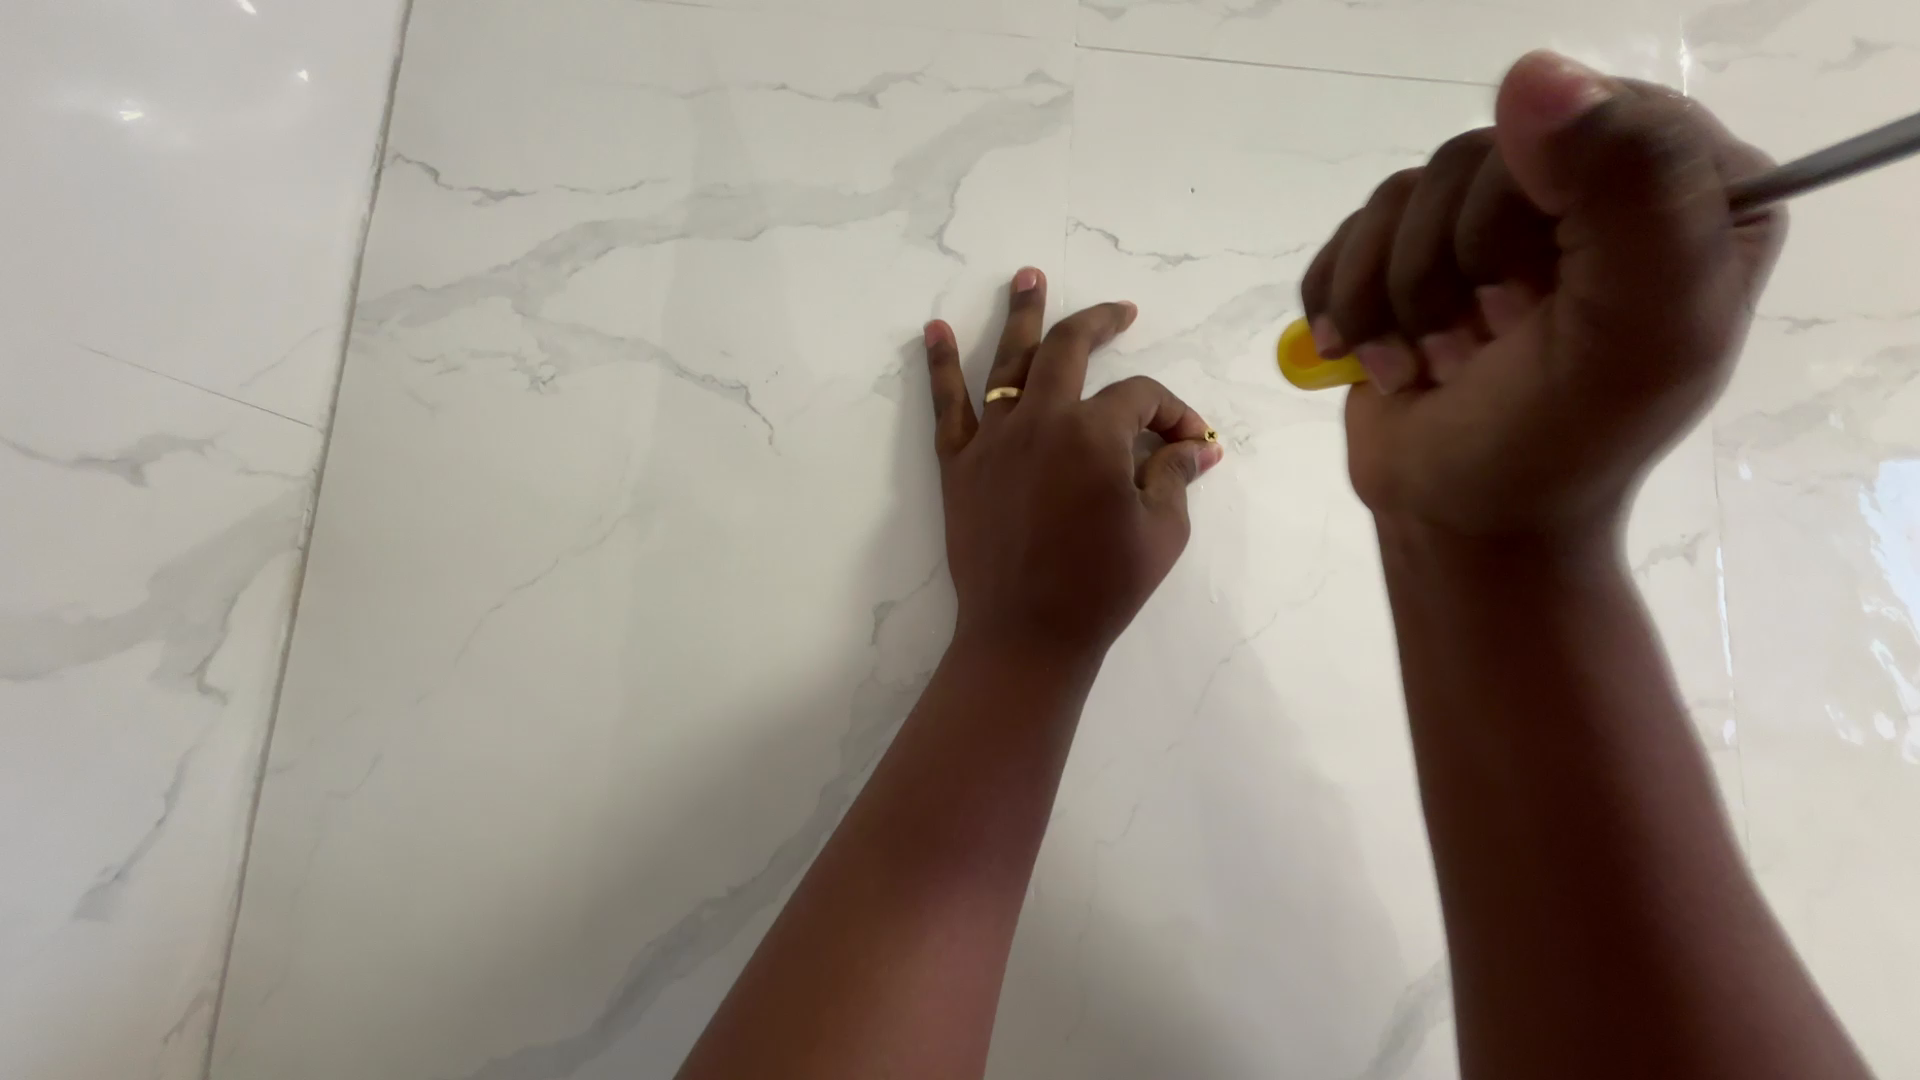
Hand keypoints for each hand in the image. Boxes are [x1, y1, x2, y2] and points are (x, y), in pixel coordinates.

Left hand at [924, 268, 1221, 665]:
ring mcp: (994, 440)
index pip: (1142, 398)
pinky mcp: (959, 465)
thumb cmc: (1102, 588)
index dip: (1173, 413)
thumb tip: (1196, 446)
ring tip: (1028, 277)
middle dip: (1100, 322)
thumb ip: (1176, 476)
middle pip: (1071, 349)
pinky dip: (939, 365)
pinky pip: (947, 406)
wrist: (1026, 633)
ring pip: (1007, 360)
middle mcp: (1041, 421)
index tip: (1191, 443)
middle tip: (1120, 310)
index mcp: (1095, 434)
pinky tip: (934, 329)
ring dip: (1021, 314)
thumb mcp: (1161, 532)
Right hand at [1302, 50, 1786, 537]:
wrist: (1457, 516)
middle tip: (1467, 356)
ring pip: (1391, 202)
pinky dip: (1336, 305)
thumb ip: (1627, 192)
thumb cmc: (1553, 445)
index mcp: (1673, 197)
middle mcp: (1575, 199)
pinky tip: (1358, 355)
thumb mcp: (1631, 332)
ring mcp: (1476, 235)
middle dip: (1441, 277)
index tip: (1521, 314)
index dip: (1519, 218)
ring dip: (1382, 304)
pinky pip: (1343, 241)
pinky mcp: (1401, 271)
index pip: (1579, 119)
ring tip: (1414, 371)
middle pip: (1466, 161)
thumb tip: (1530, 72)